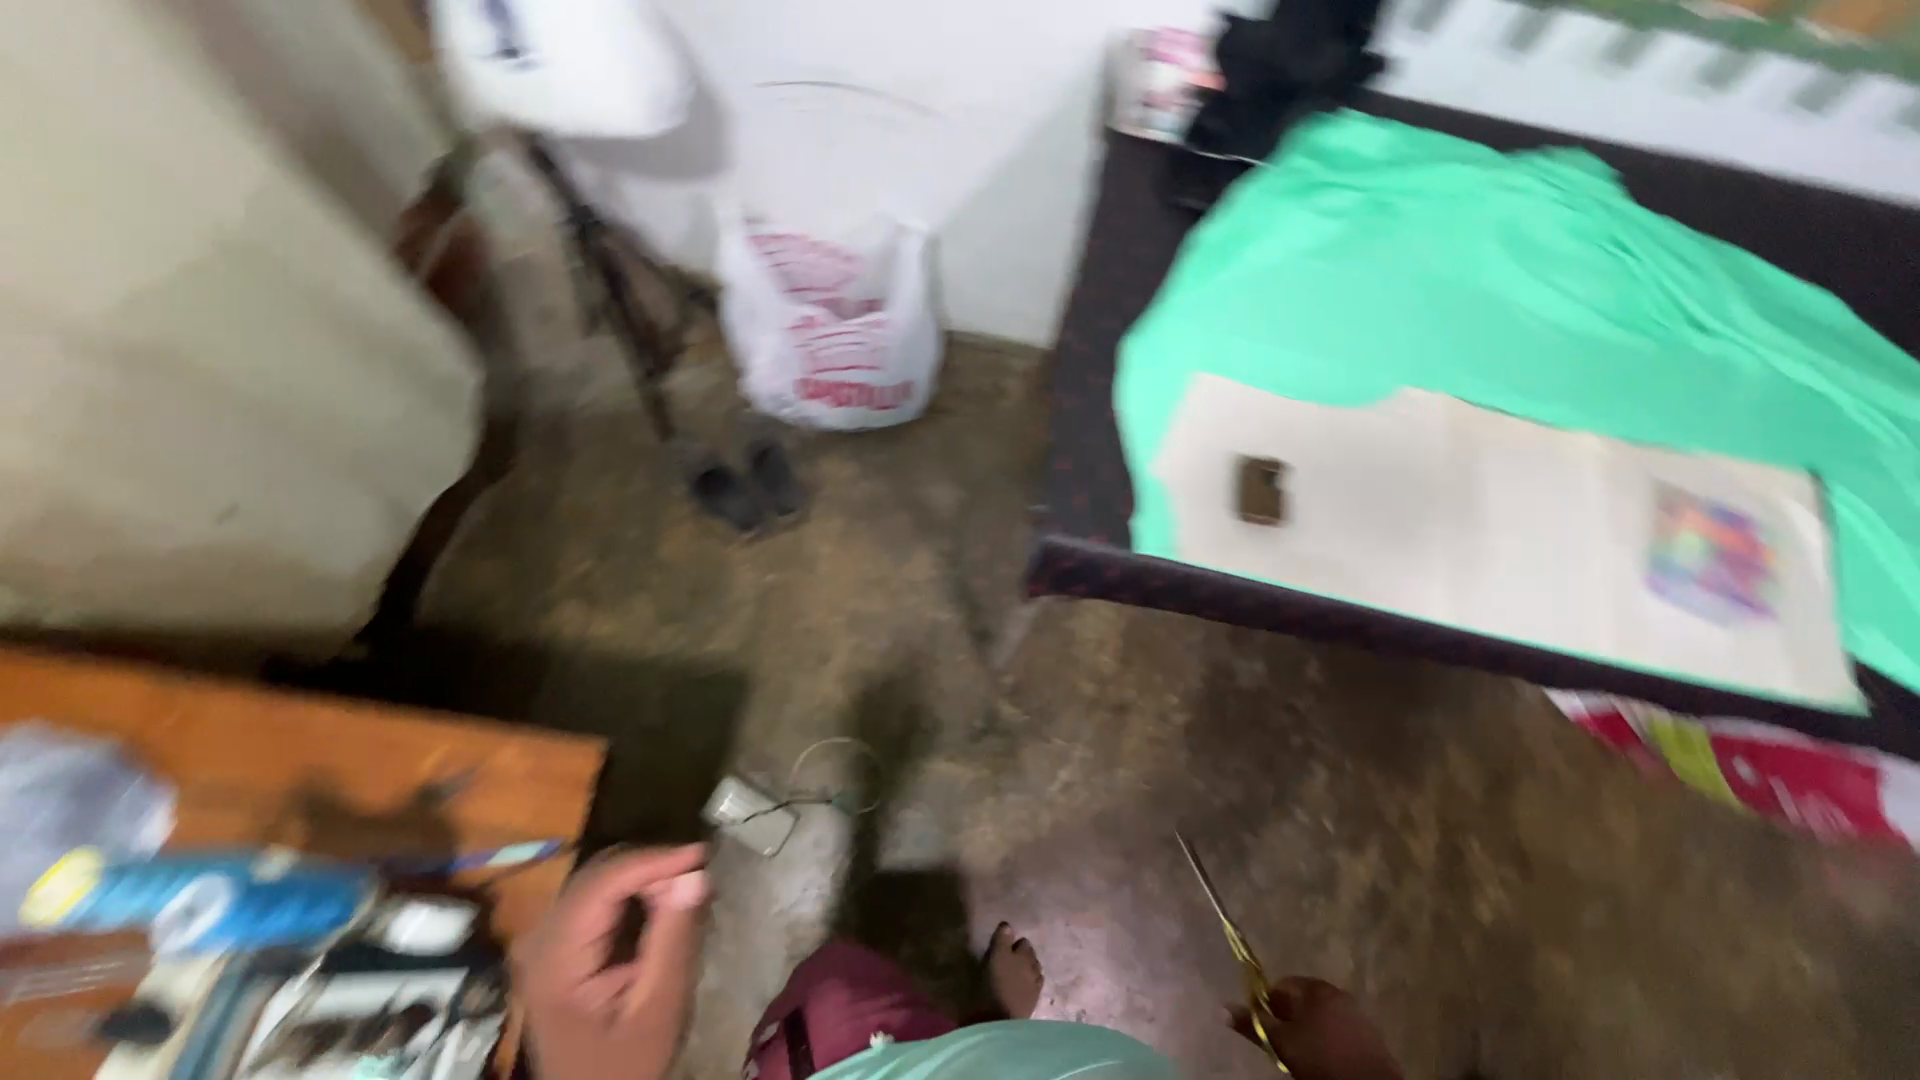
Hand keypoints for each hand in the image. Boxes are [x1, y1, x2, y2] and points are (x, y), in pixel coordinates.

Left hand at [515, 845, 709, 1079]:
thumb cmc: (626, 1063)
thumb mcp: (659, 1008)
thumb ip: (674, 939)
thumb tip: (695, 876)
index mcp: (556, 960)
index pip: (602, 883)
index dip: (652, 860)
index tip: (701, 855)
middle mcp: (540, 940)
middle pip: (596, 875)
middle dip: (650, 865)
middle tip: (696, 873)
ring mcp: (545, 942)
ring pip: (596, 879)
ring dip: (643, 874)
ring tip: (685, 884)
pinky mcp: (558, 945)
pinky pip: (596, 898)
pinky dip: (632, 890)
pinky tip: (661, 899)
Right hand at [1229, 977, 1402, 1079]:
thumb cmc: (1321, 1061)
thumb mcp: (1281, 1044)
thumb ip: (1253, 1023)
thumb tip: (1224, 1007)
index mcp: (1315, 988)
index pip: (1282, 986)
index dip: (1270, 1006)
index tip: (1268, 1028)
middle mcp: (1337, 993)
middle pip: (1302, 1000)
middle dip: (1290, 1019)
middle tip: (1284, 1044)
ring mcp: (1357, 1013)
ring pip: (1321, 1016)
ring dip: (1309, 1030)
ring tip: (1304, 1054)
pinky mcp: (1371, 1035)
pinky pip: (1340, 1029)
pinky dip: (1329, 1039)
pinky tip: (1326, 1058)